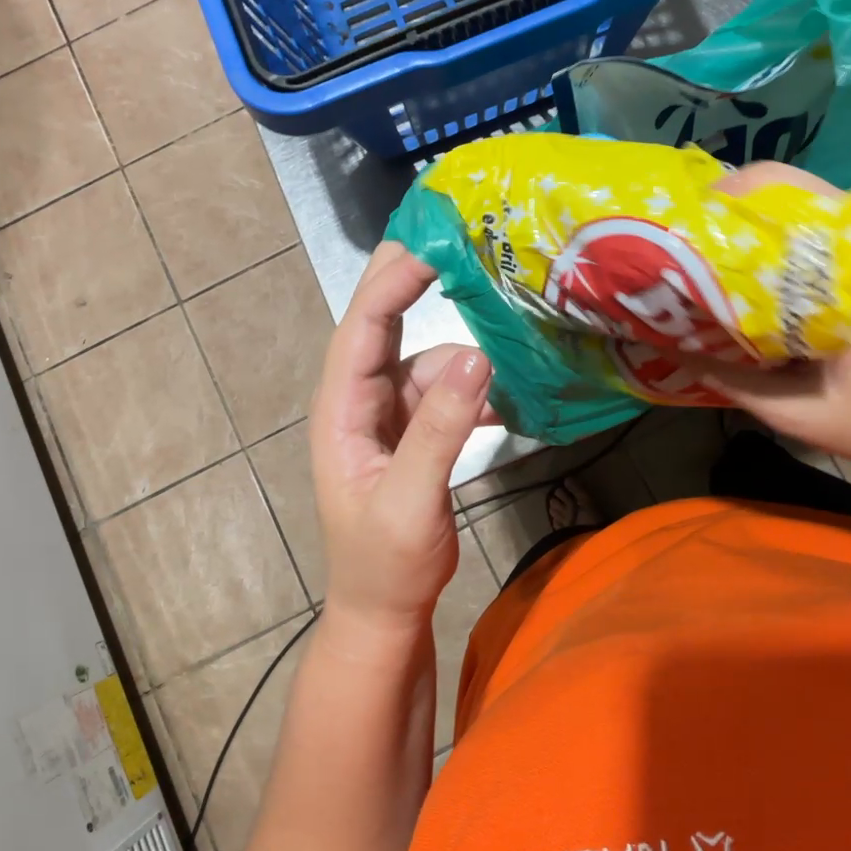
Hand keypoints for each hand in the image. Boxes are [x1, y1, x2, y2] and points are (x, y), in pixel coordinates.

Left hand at [310, 242, 498, 629]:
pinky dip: (474, 390)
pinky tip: (507, 403)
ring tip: (510, 362)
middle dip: (413, 282)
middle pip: (383, 325)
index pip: (362, 329)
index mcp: (341, 410)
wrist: (384, 612)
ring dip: (465, 359)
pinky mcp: (414, 432)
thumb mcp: (409, 501)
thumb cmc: (384, 564)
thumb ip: (439, 430)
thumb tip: (478, 356)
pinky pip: (446, 392)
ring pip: (428, 360)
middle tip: (454, 238)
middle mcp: (360, 401)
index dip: (391, 282)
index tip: (432, 242)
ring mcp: (388, 415)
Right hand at [691, 166, 850, 492]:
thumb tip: (669, 347)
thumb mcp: (799, 414)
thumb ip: (733, 380)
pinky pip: (828, 229)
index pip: (801, 203)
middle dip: (742, 202)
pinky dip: (786, 232)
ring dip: (762, 213)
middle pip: (804, 191)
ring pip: (815, 204)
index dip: (742, 198)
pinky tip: (752, 256)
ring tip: (713, 236)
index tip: (695, 216)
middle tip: (694, 229)